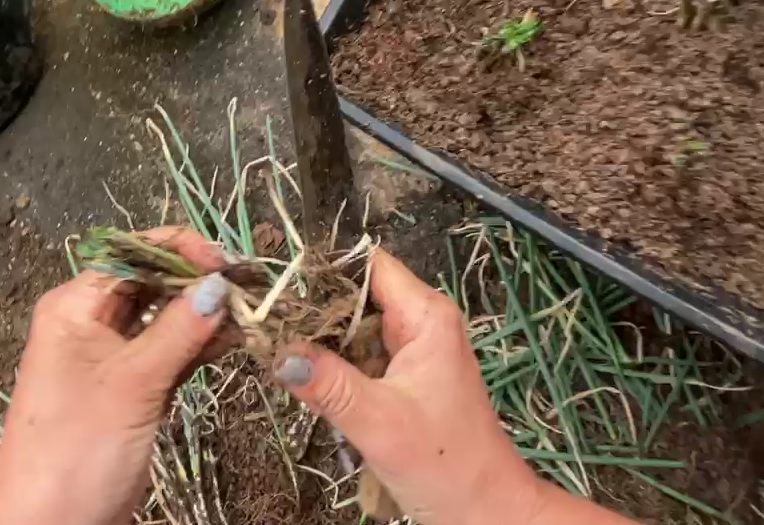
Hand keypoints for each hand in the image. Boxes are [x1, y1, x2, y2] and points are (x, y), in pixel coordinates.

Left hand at [0, 227, 232, 524]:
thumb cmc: (76, 449)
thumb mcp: (132, 384)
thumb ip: (179, 330)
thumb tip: (220, 284)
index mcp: (77, 304)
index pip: (133, 255)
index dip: (180, 250)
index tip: (226, 262)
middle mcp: (94, 319)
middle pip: (153, 281)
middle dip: (199, 280)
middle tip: (248, 285)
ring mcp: (114, 354)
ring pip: (166, 315)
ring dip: (204, 311)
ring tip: (249, 310)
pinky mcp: (133, 385)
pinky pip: (171, 348)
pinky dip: (200, 342)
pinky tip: (234, 338)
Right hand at [275, 249, 638, 524]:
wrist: (489, 515)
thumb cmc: (446, 464)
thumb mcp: (379, 423)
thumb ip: (328, 385)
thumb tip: (278, 354)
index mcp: (425, 314)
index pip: (370, 264)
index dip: (326, 268)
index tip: (282, 285)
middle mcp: (421, 320)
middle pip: (359, 292)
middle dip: (318, 308)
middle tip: (273, 323)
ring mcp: (414, 347)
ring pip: (357, 324)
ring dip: (325, 339)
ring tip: (281, 347)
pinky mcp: (406, 374)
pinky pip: (363, 353)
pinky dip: (338, 363)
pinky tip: (309, 376)